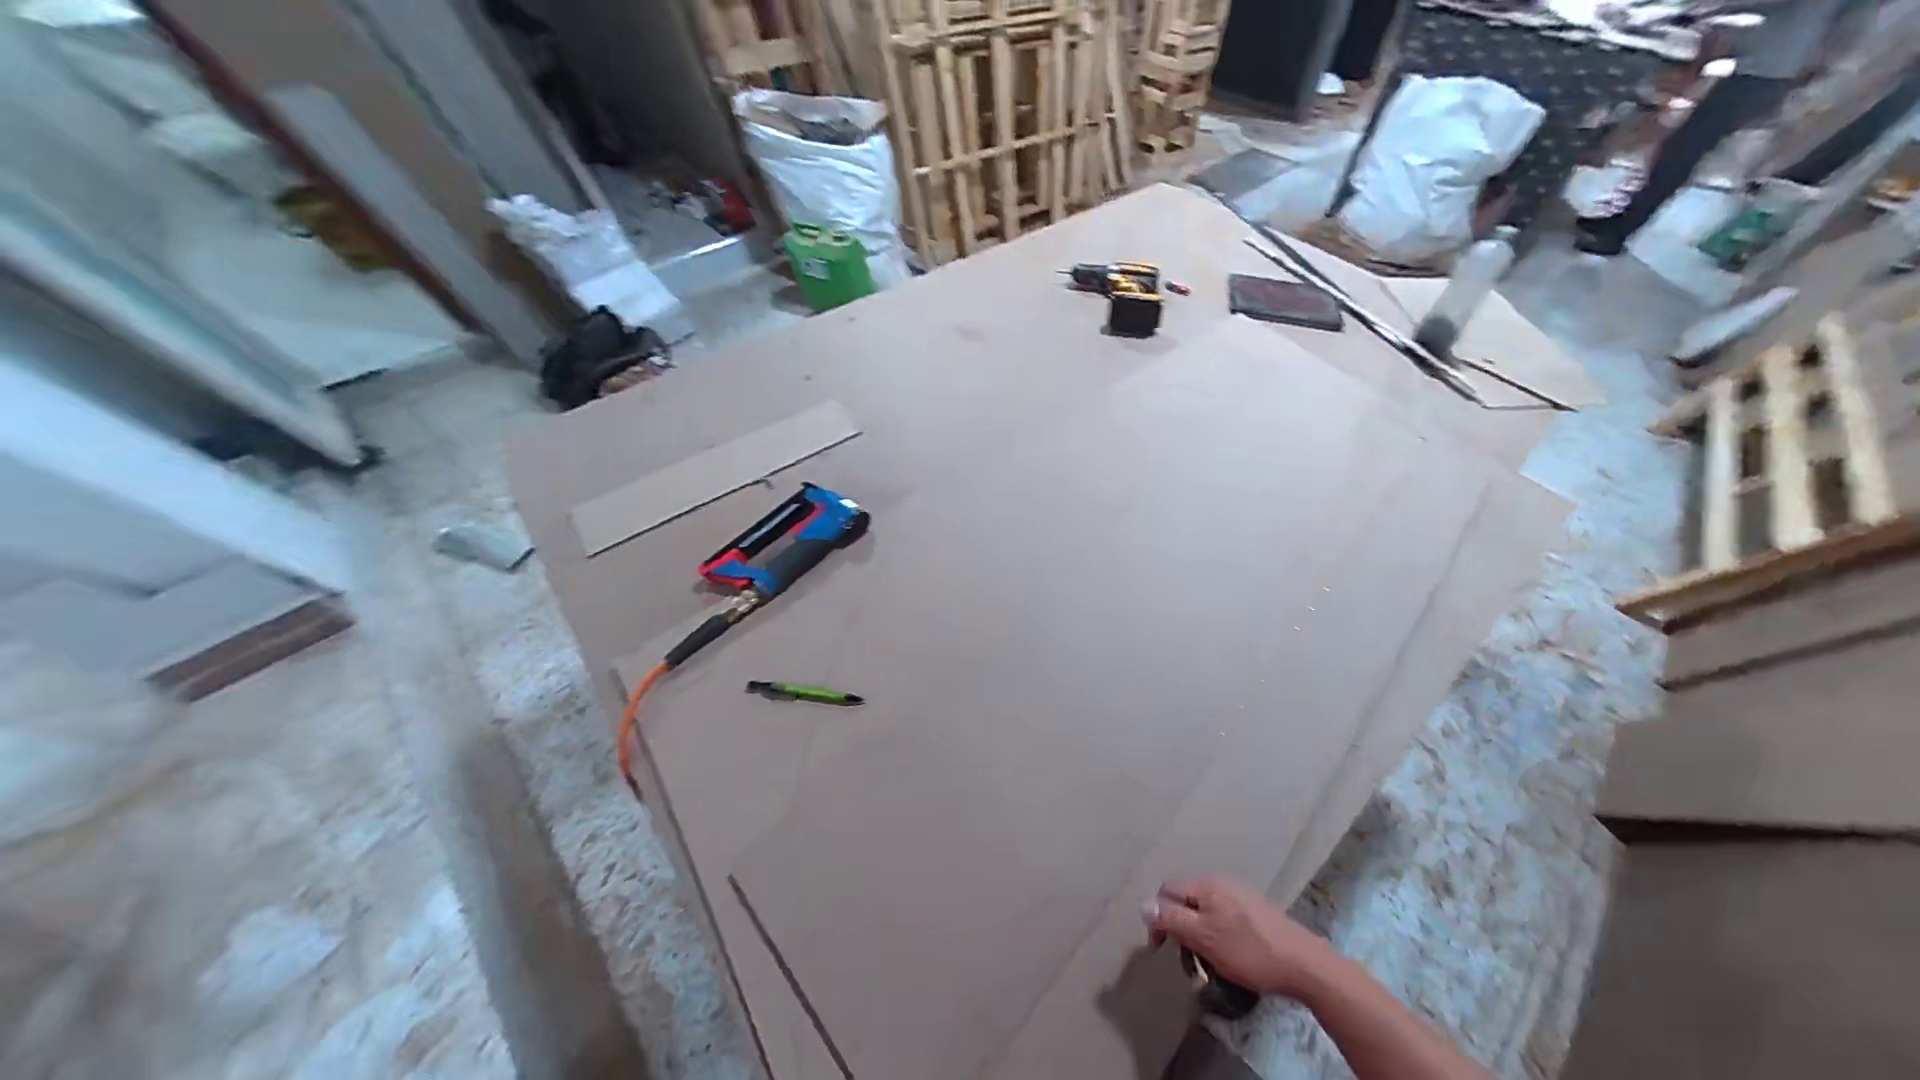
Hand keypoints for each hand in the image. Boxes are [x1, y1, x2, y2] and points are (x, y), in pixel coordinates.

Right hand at [1142, 876, 1335, 999]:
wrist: (1305, 965)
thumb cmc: (1248, 951)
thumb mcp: (1203, 937)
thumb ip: (1171, 919)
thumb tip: (1143, 904)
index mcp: (1206, 884)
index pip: (1167, 891)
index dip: (1158, 918)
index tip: (1161, 948)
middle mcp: (1221, 882)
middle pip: (1186, 901)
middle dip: (1181, 930)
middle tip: (1188, 962)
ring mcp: (1241, 895)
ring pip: (1205, 912)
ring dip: (1200, 938)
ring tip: (1209, 964)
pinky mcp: (1256, 911)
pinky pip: (1224, 918)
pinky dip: (1218, 937)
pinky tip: (1229, 957)